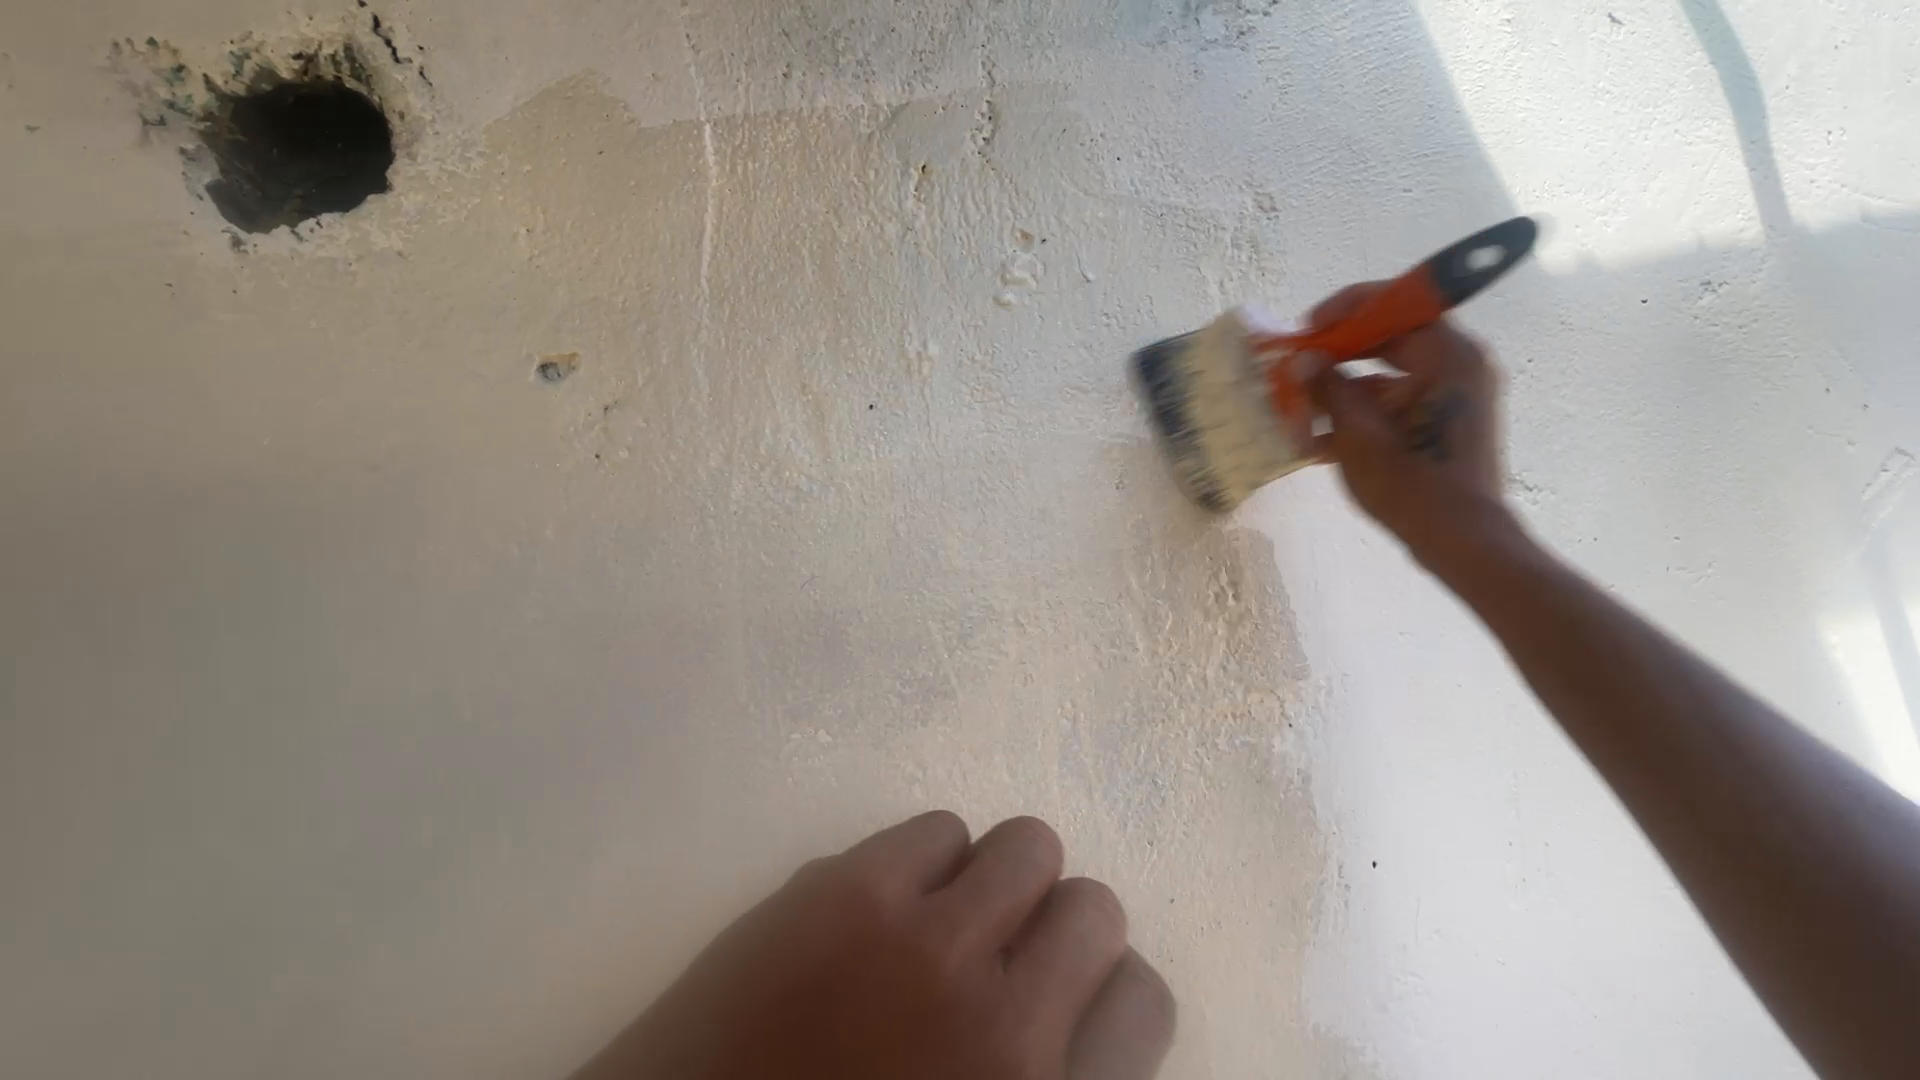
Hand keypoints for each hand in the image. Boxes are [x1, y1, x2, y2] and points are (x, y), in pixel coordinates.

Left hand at [574, 812, 1175, 1079]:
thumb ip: (1046, 1071)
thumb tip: (1079, 1009)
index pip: (1144, 1001)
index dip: (1110, 998)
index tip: (1072, 1003)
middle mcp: (997, 1014)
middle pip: (1095, 907)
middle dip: (1061, 931)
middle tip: (1009, 959)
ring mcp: (916, 939)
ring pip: (1024, 844)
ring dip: (998, 885)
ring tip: (950, 922)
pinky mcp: (840, 889)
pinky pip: (935, 828)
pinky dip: (929, 862)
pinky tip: (889, 908)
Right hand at [1304, 282, 1519, 563]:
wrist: (1460, 539)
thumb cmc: (1410, 483)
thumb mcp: (1356, 432)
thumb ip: (1328, 388)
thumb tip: (1303, 359)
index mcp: (1447, 355)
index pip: (1396, 305)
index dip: (1347, 311)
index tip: (1308, 329)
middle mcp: (1460, 365)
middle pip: (1393, 339)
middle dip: (1342, 352)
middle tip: (1300, 365)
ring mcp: (1457, 395)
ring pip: (1392, 374)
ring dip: (1347, 387)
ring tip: (1304, 407)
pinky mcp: (1449, 421)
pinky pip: (1402, 401)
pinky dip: (1366, 410)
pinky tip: (1325, 437)